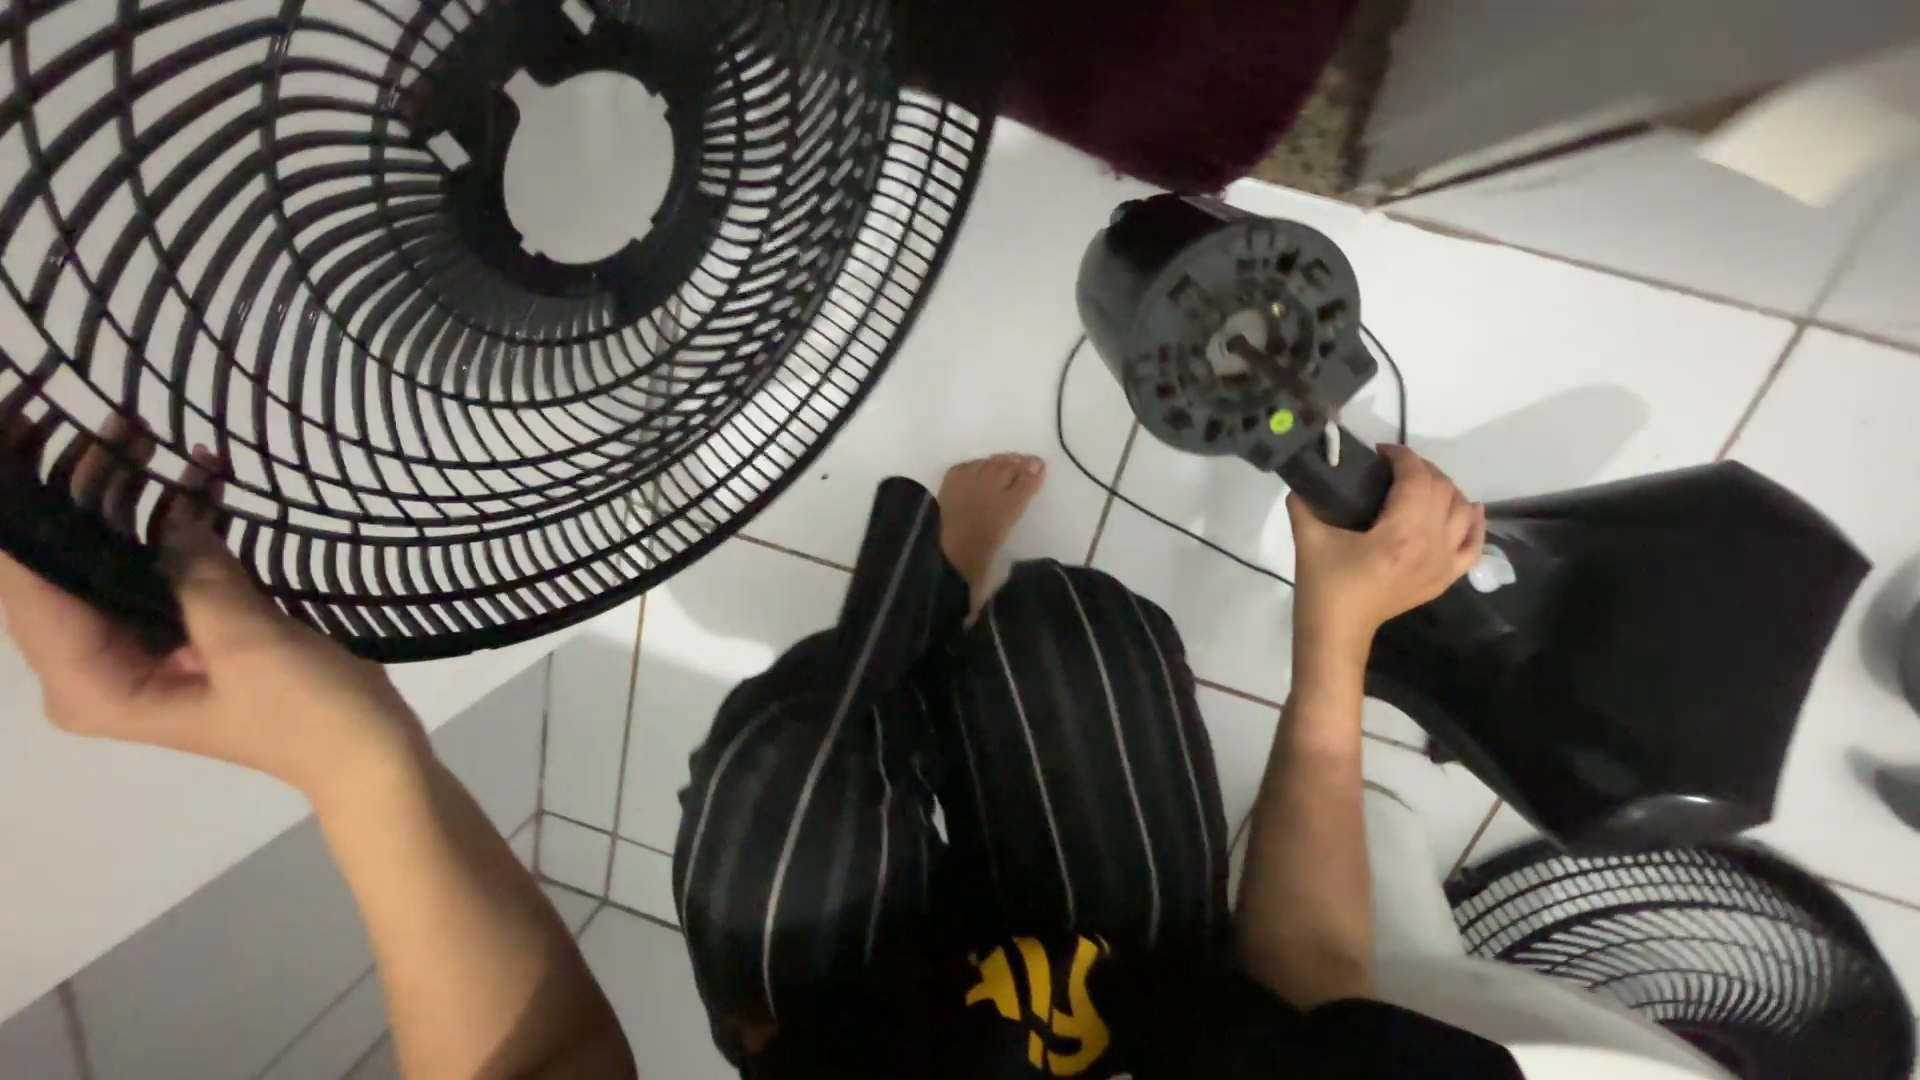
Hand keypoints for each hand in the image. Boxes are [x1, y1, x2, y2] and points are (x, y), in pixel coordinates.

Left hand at [0, 417, 427, 804]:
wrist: (370, 755)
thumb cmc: (310, 713)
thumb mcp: (250, 644)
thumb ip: (199, 575)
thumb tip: (168, 510)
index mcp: (90, 682)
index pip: (23, 584)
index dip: (17, 510)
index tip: (16, 436)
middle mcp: (97, 666)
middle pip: (56, 568)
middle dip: (67, 493)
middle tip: (91, 421)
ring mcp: (146, 651)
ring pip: (109, 564)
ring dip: (123, 504)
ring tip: (137, 436)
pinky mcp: (194, 639)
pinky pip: (163, 575)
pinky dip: (177, 531)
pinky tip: (197, 484)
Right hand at [1287, 444, 1485, 651]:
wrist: (1337, 629)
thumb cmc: (1323, 584)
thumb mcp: (1307, 538)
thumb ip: (1303, 502)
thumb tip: (1303, 479)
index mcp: (1400, 533)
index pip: (1416, 480)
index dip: (1402, 457)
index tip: (1381, 451)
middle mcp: (1431, 545)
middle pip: (1443, 490)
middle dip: (1422, 470)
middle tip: (1395, 467)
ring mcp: (1443, 563)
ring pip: (1462, 511)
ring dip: (1445, 490)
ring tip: (1420, 485)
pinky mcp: (1446, 577)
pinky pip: (1475, 544)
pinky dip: (1476, 523)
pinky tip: (1468, 508)